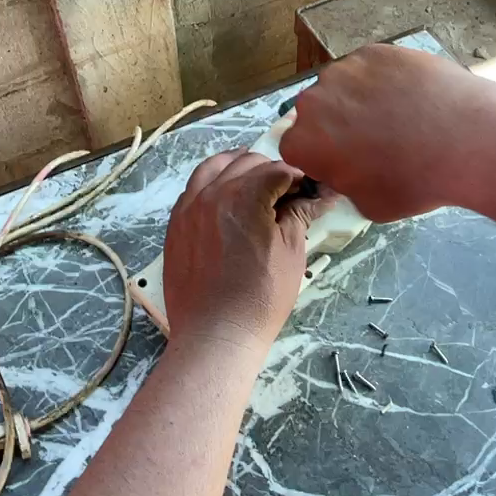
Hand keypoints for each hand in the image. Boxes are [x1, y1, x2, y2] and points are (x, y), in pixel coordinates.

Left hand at [162, 152, 331, 353]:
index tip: (310, 191)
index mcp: (244, 195)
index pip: (278, 170)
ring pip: (213, 167)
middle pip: (246, 162)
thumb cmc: (259, 297)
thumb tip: (319, 196)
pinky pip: (193, 188)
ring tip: (254, 178)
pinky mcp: (176, 223)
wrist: (216, 333)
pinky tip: (223, 195)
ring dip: (236, 166)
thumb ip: (300, 215)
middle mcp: (212, 192)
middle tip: (288, 190)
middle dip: (270, 170)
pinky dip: (211, 183)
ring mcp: (189, 206)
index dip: (299, 178)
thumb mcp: (291, 252)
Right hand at [282, 44, 495, 220]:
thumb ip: (346, 185)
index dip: (319, 155)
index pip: (295, 147)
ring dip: (358, 98)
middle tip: (373, 139)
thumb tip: (350, 171)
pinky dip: (384, 79)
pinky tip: (411, 95)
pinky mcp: (374, 51)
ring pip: (342, 85)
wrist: (466, 138)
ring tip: (398, 114)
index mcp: (304, 142)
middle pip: (315, 111)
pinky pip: (370, 66)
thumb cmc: (415, 182)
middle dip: (335, 123)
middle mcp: (313, 101)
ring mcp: (344, 70)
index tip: (343, 162)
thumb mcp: (370, 206)